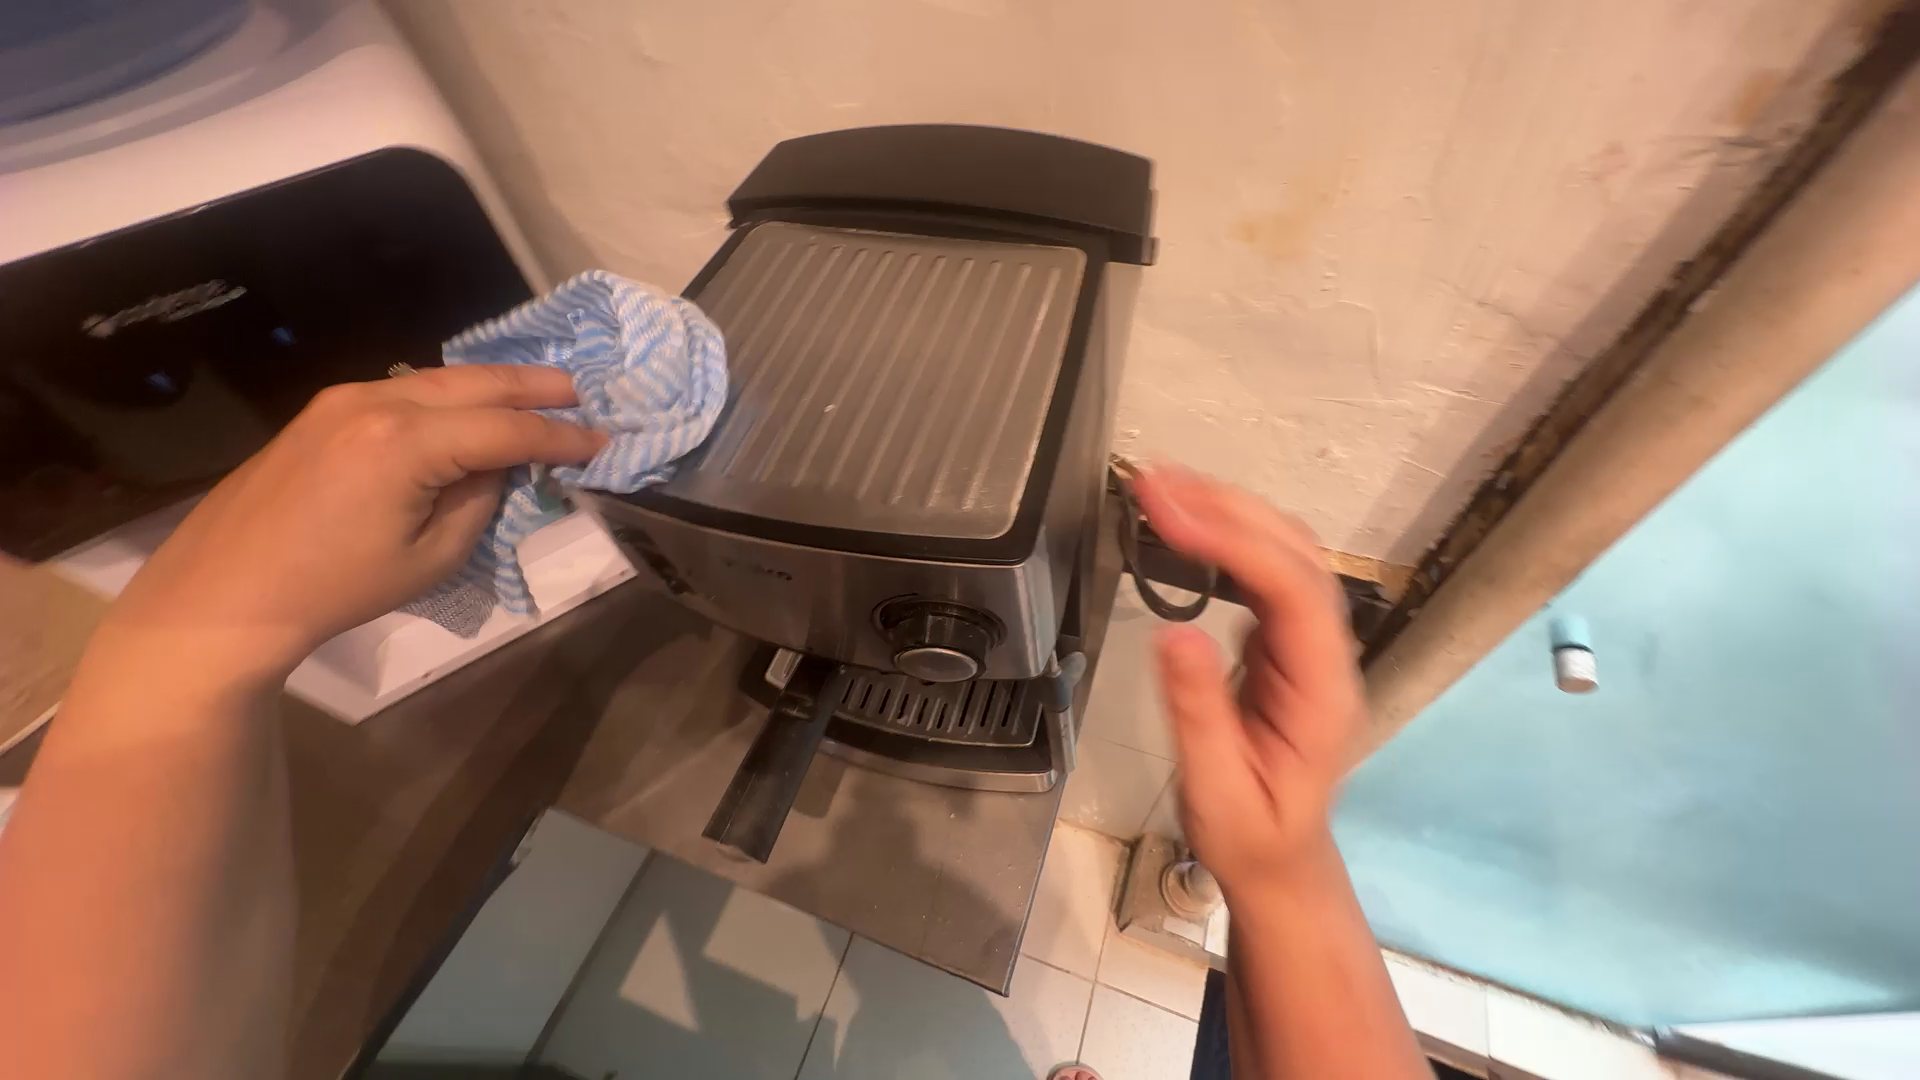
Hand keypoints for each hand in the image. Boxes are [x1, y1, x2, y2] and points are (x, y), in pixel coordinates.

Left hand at [98, 366, 604, 680]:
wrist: (224, 593)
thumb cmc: (340, 586)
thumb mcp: (435, 555)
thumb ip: (480, 497)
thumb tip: (500, 465)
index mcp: (407, 444)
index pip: (509, 430)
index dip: (562, 437)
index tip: (603, 442)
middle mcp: (377, 404)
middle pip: (480, 383)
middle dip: (540, 388)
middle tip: (587, 395)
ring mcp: (346, 400)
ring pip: (445, 378)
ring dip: (500, 385)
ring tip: (546, 393)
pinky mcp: (327, 410)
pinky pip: (412, 389)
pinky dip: (459, 394)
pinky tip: (481, 406)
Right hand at [1133, 466, 1367, 897]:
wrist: (1278, 857)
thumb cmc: (1250, 833)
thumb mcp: (1218, 787)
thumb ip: (1199, 711)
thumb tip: (1172, 630)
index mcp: (1322, 688)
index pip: (1292, 590)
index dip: (1234, 543)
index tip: (1169, 517)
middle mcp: (1326, 652)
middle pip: (1294, 555)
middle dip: (1227, 508)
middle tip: (1154, 481)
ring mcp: (1307, 643)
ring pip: (1281, 554)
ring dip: (1225, 511)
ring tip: (1161, 488)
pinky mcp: (1281, 641)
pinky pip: (1261, 572)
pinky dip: (1223, 537)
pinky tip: (1184, 525)